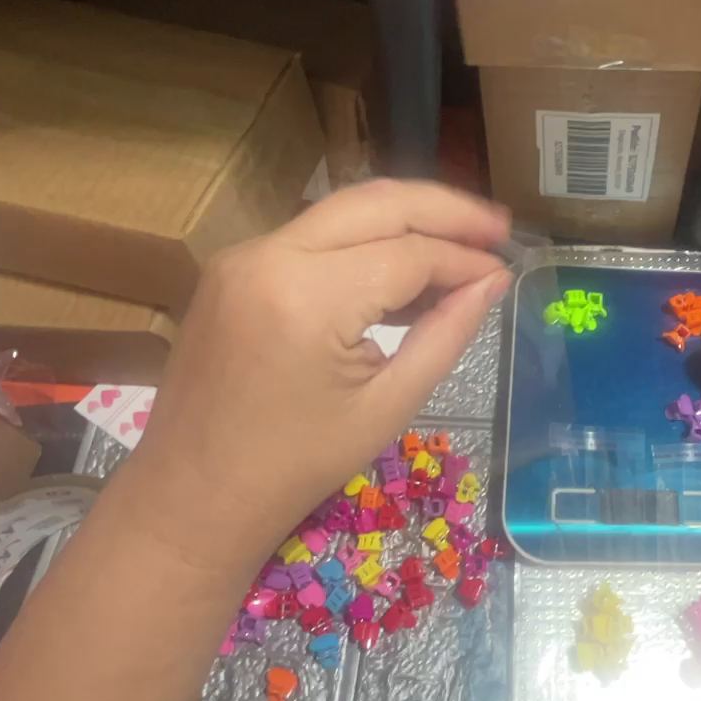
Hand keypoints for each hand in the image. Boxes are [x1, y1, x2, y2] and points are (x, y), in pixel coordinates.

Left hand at [125, 180, 510, 554]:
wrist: (192, 497)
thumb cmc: (296, 467)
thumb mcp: (388, 406)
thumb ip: (446, 334)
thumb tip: (493, 282)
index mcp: (307, 298)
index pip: (409, 254)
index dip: (465, 260)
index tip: (507, 271)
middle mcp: (270, 256)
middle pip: (378, 203)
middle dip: (447, 210)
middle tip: (499, 227)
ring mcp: (245, 256)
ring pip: (348, 209)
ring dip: (410, 219)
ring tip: (465, 242)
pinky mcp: (237, 267)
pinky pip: (319, 235)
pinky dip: (370, 241)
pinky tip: (408, 267)